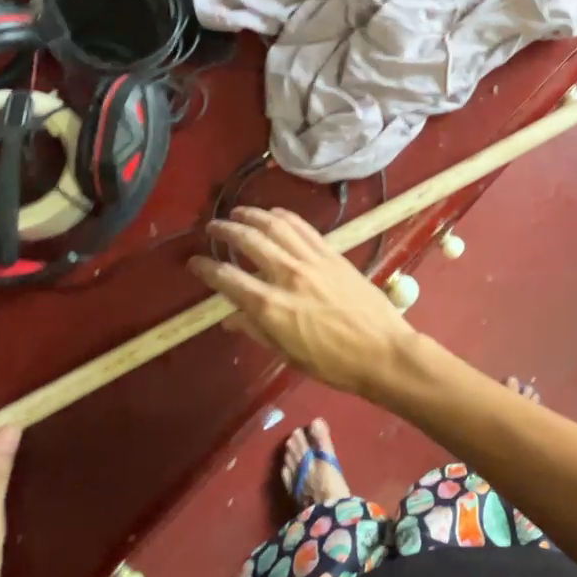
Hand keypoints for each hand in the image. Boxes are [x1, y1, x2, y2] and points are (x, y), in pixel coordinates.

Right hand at [190, 207, 423, 394]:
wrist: (382, 351)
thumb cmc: (333, 363)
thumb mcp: (288, 354)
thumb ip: (257, 330)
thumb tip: (229, 319)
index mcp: (271, 306)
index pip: (227, 278)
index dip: (206, 268)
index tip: (194, 262)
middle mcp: (288, 275)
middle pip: (250, 241)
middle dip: (226, 230)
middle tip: (213, 227)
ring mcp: (313, 261)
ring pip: (277, 226)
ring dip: (254, 215)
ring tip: (239, 213)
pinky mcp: (334, 255)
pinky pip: (305, 229)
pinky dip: (286, 217)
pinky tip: (275, 214)